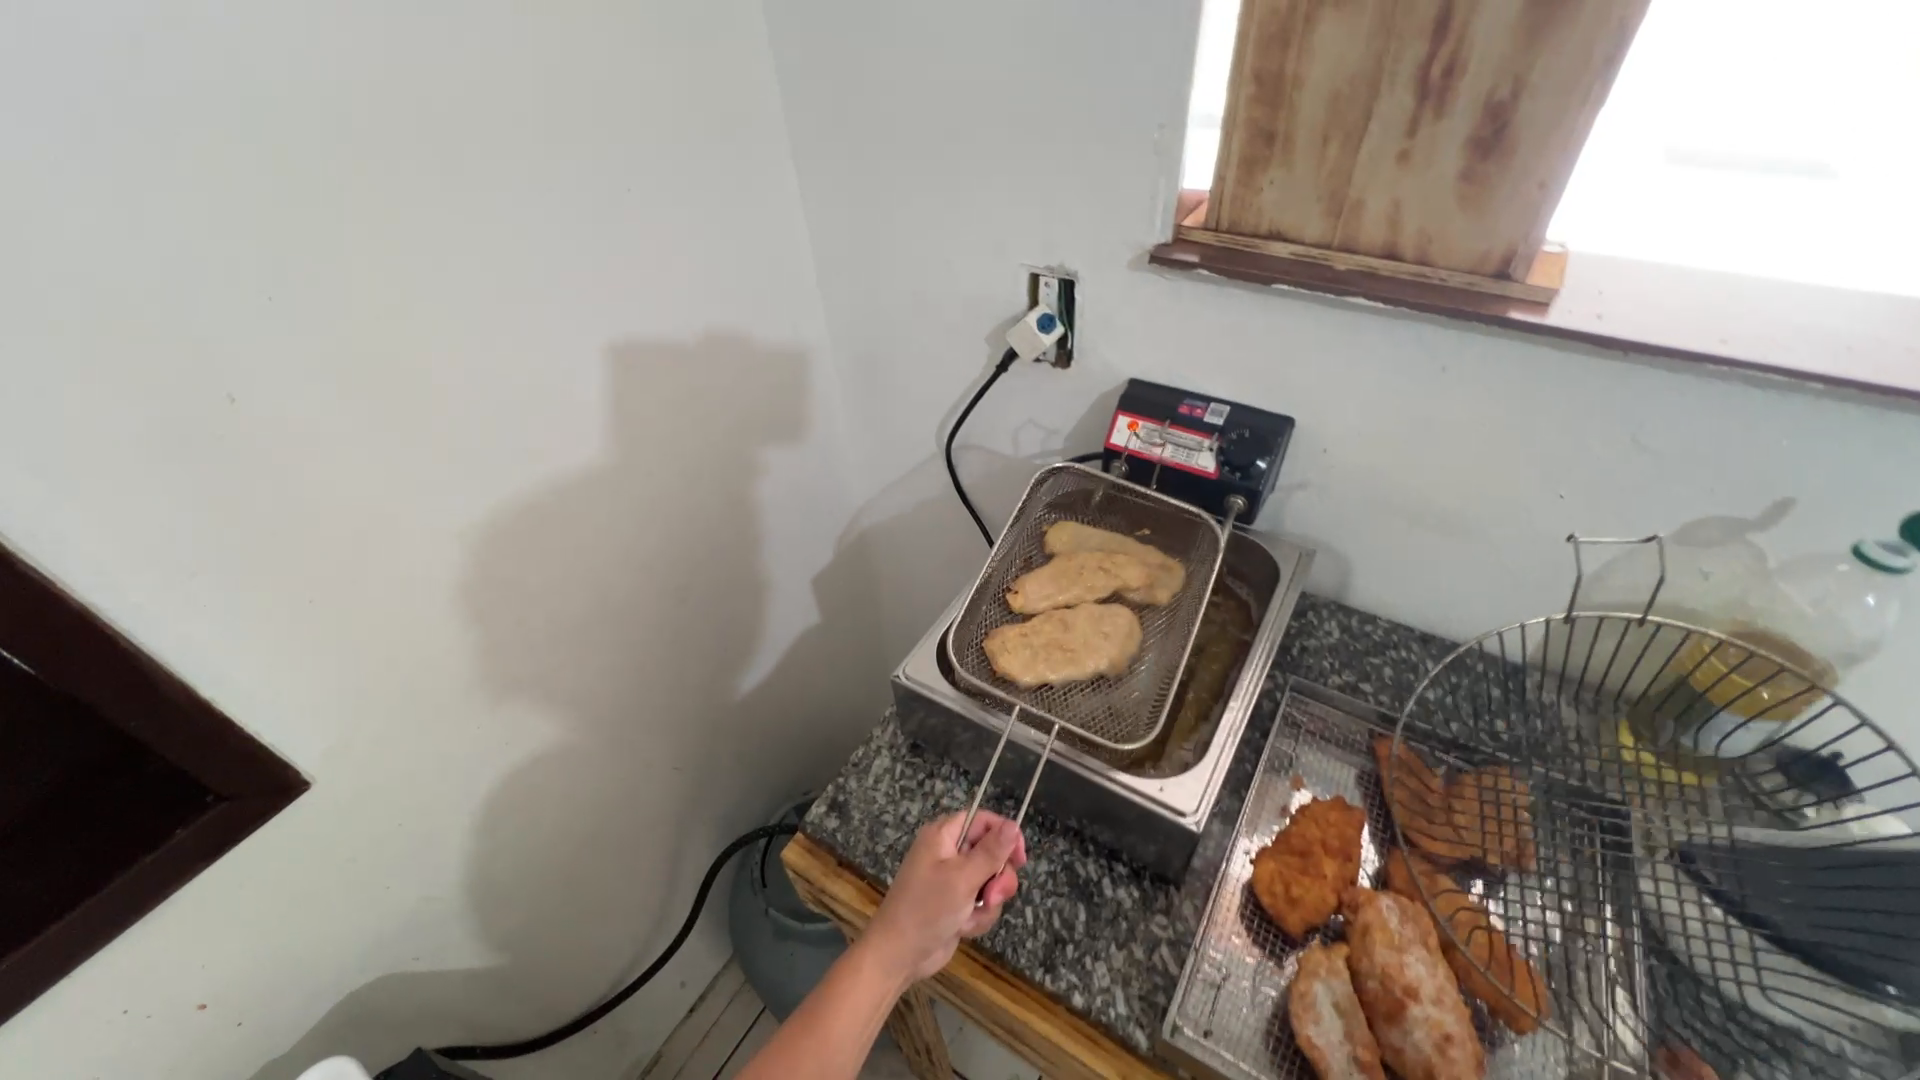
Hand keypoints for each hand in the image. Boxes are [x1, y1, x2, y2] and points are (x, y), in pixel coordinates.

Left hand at [859, 810, 1027, 985]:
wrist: (899, 955)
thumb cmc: (927, 909)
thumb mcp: (963, 878)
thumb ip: (991, 852)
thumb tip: (1014, 824)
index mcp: (943, 835)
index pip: (983, 820)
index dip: (1004, 834)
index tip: (1020, 858)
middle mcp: (948, 853)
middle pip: (992, 852)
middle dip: (997, 878)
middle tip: (992, 895)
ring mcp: (952, 880)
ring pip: (990, 881)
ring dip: (987, 902)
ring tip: (970, 916)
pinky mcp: (956, 903)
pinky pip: (982, 903)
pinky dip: (978, 917)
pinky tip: (963, 928)